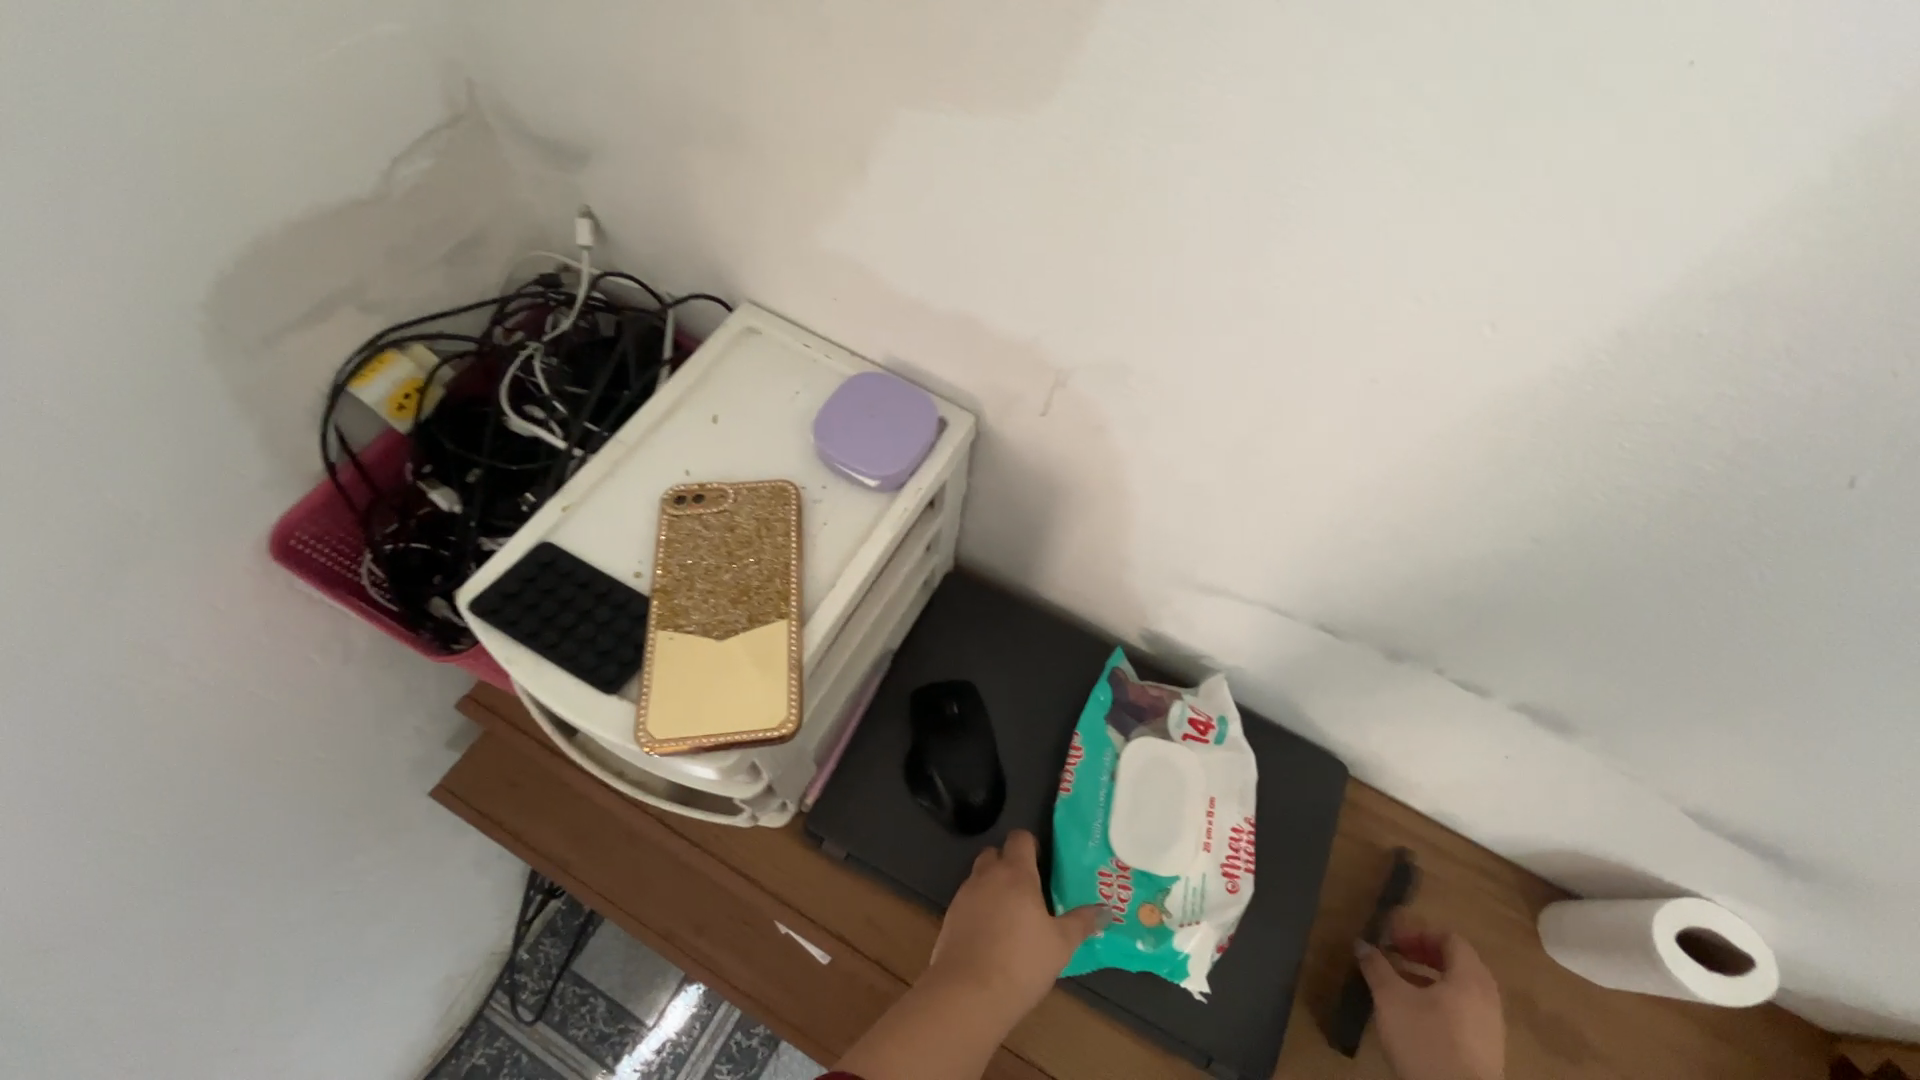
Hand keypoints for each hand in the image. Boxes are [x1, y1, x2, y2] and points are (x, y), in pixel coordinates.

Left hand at [925, 829, 1103, 1021]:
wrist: (967, 994)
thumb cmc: (1021, 962)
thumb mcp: (1061, 945)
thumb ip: (1082, 922)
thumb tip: (1106, 910)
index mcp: (1015, 874)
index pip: (1019, 838)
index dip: (1031, 845)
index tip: (1043, 863)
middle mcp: (986, 877)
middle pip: (995, 853)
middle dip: (1009, 863)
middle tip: (1029, 889)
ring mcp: (964, 896)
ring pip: (979, 878)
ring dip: (993, 887)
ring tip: (1012, 916)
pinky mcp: (949, 918)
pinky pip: (968, 902)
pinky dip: (979, 909)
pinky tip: (992, 937)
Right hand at [1356, 916, 1505, 1079]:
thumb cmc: (1426, 1040)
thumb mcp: (1391, 999)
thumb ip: (1377, 967)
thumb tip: (1362, 944)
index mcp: (1470, 978)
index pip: (1450, 939)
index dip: (1418, 933)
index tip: (1391, 941)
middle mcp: (1487, 997)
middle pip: (1457, 962)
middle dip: (1422, 954)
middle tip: (1394, 956)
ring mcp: (1490, 1026)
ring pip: (1459, 989)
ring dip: (1428, 979)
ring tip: (1398, 985)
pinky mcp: (1485, 1049)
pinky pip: (1462, 1011)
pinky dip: (1438, 1002)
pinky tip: (1414, 1016)